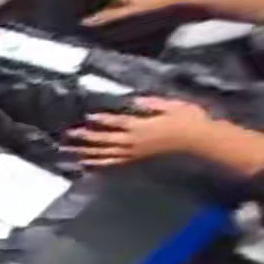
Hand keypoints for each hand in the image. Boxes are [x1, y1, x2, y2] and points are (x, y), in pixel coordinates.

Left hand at [64, 97, 216, 167]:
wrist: (197, 139)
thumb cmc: (188, 118)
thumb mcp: (174, 105)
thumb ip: (153, 103)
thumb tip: (134, 100)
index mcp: (142, 126)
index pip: (117, 122)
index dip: (103, 119)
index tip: (88, 116)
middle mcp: (132, 141)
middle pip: (103, 139)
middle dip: (84, 136)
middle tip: (68, 134)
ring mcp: (130, 152)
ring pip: (102, 153)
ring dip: (83, 151)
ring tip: (66, 149)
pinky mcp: (132, 159)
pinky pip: (110, 163)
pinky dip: (95, 163)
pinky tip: (83, 163)